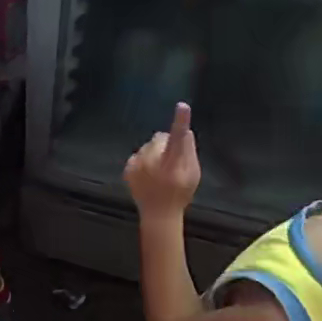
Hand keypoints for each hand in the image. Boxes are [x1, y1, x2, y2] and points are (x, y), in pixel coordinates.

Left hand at [125, 103, 200, 218]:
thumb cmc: (180, 193)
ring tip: (159, 170)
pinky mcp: (128, 168)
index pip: (179, 137)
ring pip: (148, 145)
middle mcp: (153, 161)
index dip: (181, 121)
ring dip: (154, 152)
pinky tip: (148, 175)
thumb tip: (184, 131)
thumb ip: (189, 151)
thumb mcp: (193, 173)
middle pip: (160, 137)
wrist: (158, 214)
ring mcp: (138, 165)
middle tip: (171, 160)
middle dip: (166, 143)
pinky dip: (143, 160)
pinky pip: (137, 154)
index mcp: (174, 163)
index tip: (182, 106)